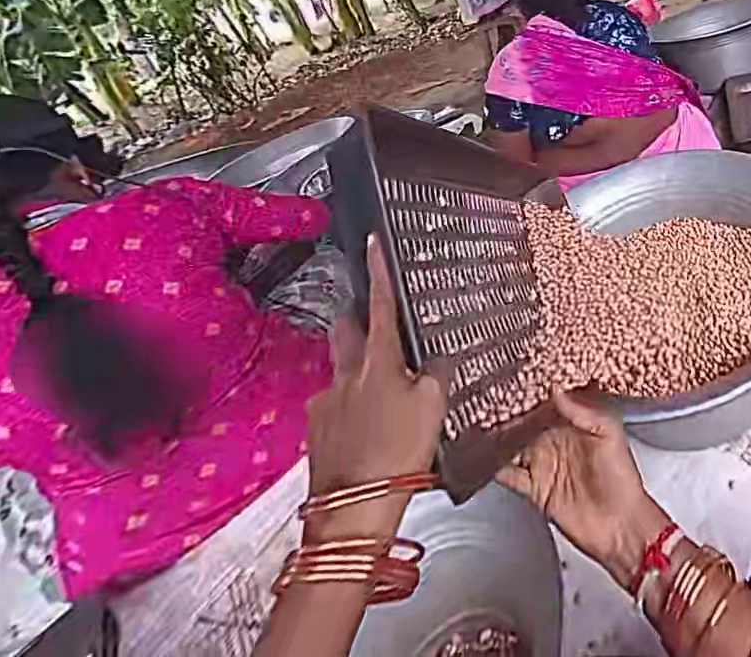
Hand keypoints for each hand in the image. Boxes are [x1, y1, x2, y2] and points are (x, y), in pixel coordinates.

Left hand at [302, 235, 446, 537]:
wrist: (354, 509)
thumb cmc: (400, 453)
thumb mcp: (433, 409)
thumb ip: (435, 374)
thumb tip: (435, 358)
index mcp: (379, 360)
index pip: (380, 303)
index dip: (379, 270)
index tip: (373, 240)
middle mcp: (346, 372)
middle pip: (345, 327)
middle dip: (356, 318)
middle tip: (375, 327)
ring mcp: (326, 399)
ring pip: (341, 368)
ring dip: (356, 371)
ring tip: (379, 397)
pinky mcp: (315, 426)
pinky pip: (334, 402)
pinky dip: (349, 406)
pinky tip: (365, 429)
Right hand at [497, 389, 670, 586]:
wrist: (621, 525)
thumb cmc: (622, 477)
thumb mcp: (609, 433)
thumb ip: (582, 411)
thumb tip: (556, 389)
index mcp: (572, 424)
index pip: (545, 403)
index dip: (530, 393)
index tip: (515, 381)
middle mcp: (554, 441)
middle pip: (524, 423)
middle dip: (509, 413)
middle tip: (491, 400)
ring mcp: (543, 464)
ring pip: (512, 445)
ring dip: (499, 437)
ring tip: (483, 423)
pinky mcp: (535, 488)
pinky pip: (509, 474)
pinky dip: (496, 466)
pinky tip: (487, 456)